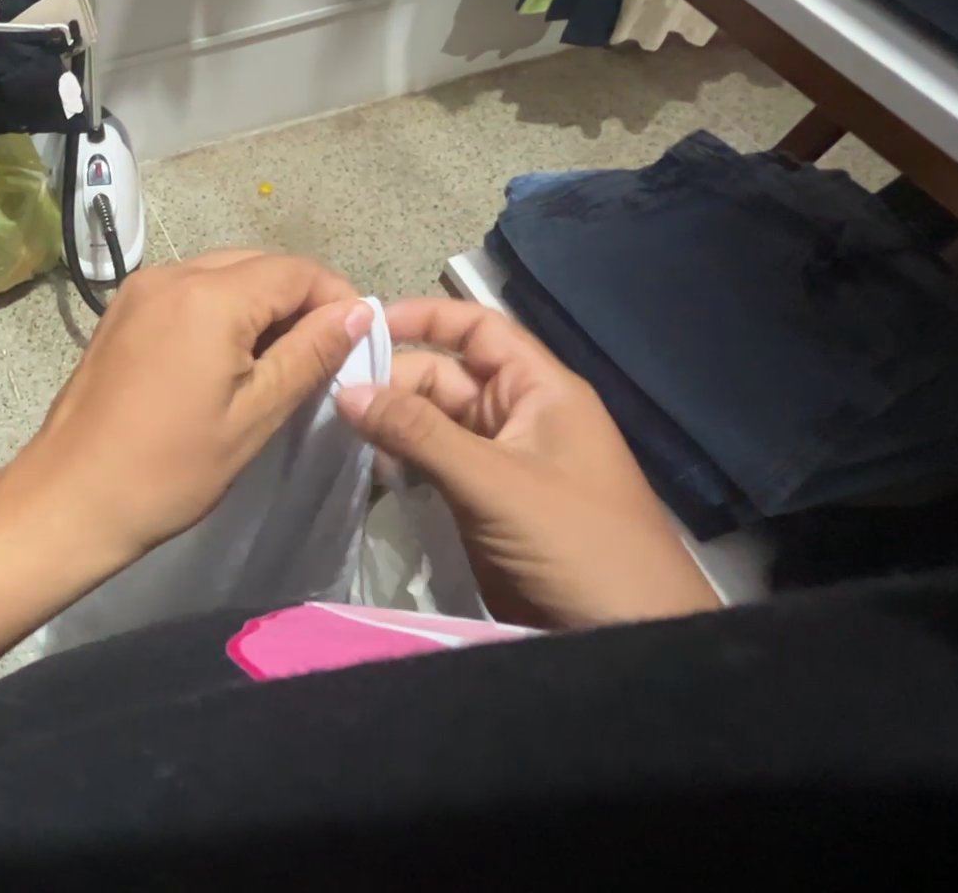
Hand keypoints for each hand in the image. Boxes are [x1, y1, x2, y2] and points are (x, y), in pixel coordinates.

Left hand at [12, 250, 371, 559]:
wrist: (71, 497)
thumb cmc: (169, 469)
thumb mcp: (254, 415)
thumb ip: (310, 354)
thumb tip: (358, 311)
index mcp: (206, 296)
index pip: (295, 270)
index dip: (337, 298)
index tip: (355, 343)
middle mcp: (169, 274)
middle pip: (257, 264)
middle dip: (298, 301)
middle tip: (319, 358)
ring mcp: (138, 291)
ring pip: (221, 274)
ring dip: (258, 306)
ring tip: (275, 363)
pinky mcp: (120, 313)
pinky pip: (187, 292)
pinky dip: (219, 312)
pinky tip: (227, 359)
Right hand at [335, 299, 719, 628]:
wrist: (626, 639)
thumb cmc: (576, 543)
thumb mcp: (494, 480)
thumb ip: (418, 433)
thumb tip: (344, 390)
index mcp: (538, 390)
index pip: (477, 330)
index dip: (424, 319)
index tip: (362, 326)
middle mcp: (515, 415)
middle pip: (442, 378)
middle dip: (391, 383)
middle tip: (331, 399)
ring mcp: (495, 461)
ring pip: (431, 424)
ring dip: (389, 425)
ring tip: (338, 433)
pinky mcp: (479, 500)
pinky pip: (430, 463)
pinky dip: (399, 461)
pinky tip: (368, 469)